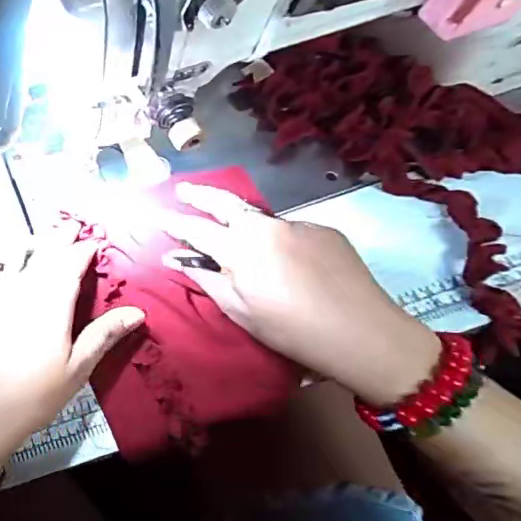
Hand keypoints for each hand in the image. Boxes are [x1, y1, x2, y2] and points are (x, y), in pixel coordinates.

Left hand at [0, 231, 145, 469]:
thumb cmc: (34, 395)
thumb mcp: (77, 369)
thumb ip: (104, 335)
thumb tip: (137, 312)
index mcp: (52, 302)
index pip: (71, 262)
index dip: (84, 249)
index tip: (95, 242)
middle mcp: (22, 288)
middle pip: (44, 252)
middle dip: (60, 237)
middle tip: (73, 225)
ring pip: (12, 255)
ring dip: (29, 243)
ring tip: (41, 240)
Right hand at [160, 182, 440, 407]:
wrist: (361, 331)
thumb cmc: (291, 330)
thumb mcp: (240, 311)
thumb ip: (207, 279)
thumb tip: (176, 258)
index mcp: (240, 248)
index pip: (197, 228)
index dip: (175, 222)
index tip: (158, 215)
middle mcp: (267, 226)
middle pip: (226, 203)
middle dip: (200, 195)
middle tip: (183, 190)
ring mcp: (298, 224)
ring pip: (262, 220)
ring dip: (245, 224)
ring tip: (241, 241)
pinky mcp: (324, 230)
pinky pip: (292, 231)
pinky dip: (281, 242)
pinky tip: (290, 264)